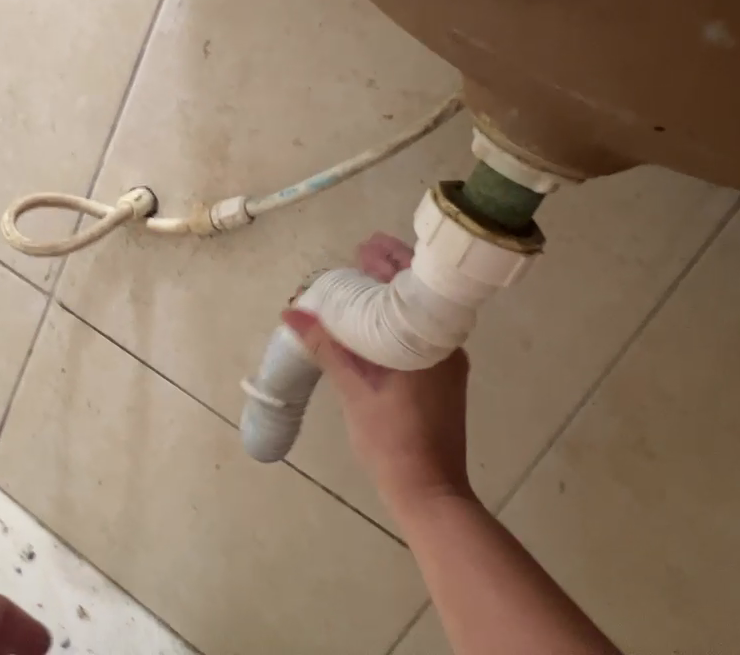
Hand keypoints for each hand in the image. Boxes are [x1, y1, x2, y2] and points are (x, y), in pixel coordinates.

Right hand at [285, 231, 472, 512]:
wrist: (429, 493)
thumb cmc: (393, 441)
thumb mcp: (354, 390)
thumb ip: (326, 347)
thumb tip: (292, 312)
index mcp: (429, 343)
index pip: (411, 285)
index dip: (389, 259)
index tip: (363, 246)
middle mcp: (445, 347)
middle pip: (415, 297)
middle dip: (388, 275)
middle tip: (357, 257)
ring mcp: (447, 365)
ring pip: (416, 318)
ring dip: (390, 299)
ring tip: (359, 284)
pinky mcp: (442, 381)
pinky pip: (418, 337)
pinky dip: (394, 323)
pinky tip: (370, 325)